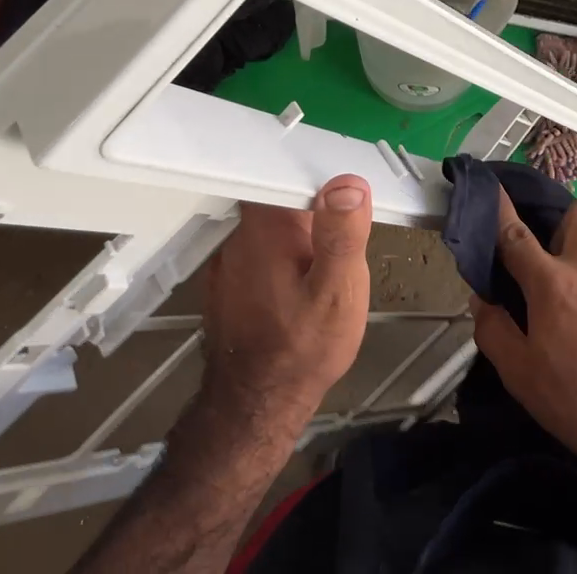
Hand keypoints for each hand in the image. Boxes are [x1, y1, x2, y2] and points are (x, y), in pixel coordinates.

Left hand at [201, 174, 374, 423]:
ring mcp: (229, 264)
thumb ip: (343, 233)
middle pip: (279, 199)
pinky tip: (305, 281)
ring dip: (300, 234)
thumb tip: (348, 183)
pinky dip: (284, 256)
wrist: (259, 406)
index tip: (342, 182)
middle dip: (314, 208)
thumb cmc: (304, 348)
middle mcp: (239, 240)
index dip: (312, 171)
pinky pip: (261, 253)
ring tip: (330, 260)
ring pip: (271, 228)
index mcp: (266, 230)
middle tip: (348, 230)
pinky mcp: (229, 286)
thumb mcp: (339, 289)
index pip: (278, 172)